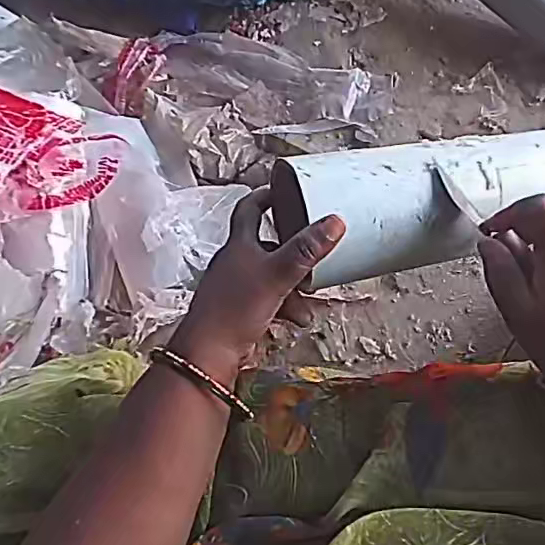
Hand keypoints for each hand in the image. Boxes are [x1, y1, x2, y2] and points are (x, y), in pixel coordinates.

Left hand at [168, 187, 344, 380]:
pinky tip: (297, 319)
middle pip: (268, 245)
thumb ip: (306, 249)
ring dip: (294, 286)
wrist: (209, 353)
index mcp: (239, 244)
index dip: (266, 197)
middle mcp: (235, 261)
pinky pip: (270, 298)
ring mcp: (236, 286)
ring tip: (309, 300)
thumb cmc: (237, 308)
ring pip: (273, 276)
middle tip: (314, 253)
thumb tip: (334, 222)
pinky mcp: (239, 309)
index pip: (249, 209)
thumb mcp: (278, 274)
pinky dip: (285, 306)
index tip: (285, 192)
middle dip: (294, 252)